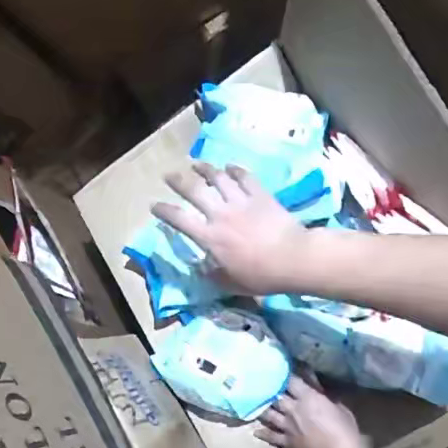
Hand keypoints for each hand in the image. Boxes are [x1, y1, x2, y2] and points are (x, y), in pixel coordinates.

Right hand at [150, 163, 312, 294]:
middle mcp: (220, 214)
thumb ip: (213, 275)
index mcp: (209, 237)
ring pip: (218, 178)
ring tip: (196, 164)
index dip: (164, 211)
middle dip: (178, 181)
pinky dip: (235, 170)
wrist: (293, 258)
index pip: (179, 219)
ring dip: (205, 169)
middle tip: (169, 175)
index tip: (154, 205)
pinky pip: (245, 177)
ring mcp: (241, 202)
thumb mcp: (230, 283)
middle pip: (194, 191)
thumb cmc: (260, 276)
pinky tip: (230, 167)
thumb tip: (203, 269)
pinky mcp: (260, 195)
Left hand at [257, 376, 365, 447]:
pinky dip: (262, 432)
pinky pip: (268, 435)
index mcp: (308, 398)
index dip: (285, 373)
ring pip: (267, 413)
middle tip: (263, 382)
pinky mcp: (283, 442)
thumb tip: (319, 387)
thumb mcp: (343, 411)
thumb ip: (328, 398)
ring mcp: (285, 426)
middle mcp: (292, 409)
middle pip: (275, 394)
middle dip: (270, 388)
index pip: (291, 380)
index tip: (281, 368)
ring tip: (256, 402)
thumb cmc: (346, 436)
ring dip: (262, 407)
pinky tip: (256, 430)